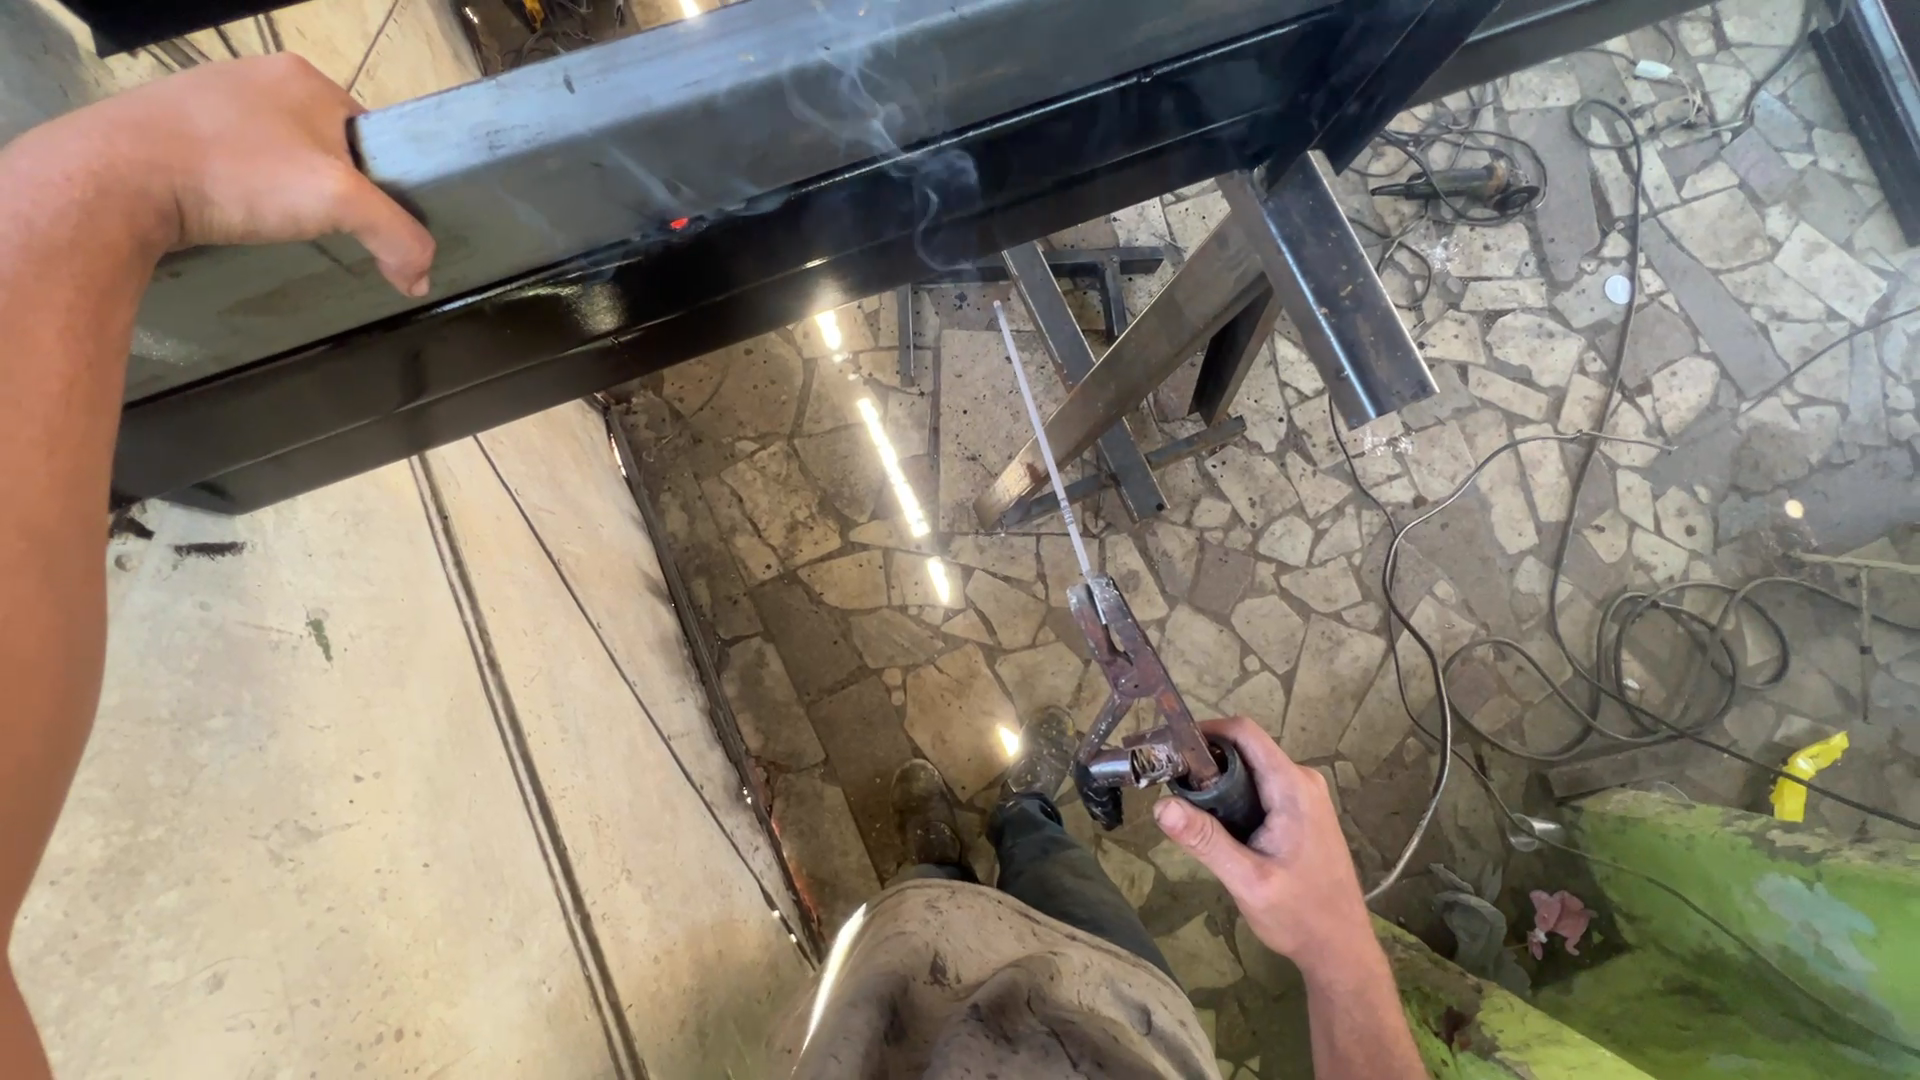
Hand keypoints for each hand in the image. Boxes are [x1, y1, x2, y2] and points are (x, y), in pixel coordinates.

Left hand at [42, 54, 433, 294]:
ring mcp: (216, 98)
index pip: (376, 138)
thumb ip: (401, 239)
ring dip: (300, 194)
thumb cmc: (240, 174)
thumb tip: (421, 280)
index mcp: (307, 77)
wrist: (116, 179)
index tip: (378, 217)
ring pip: (291, 157)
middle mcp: (261, 76)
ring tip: (288, 222)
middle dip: (343, 191)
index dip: (388, 183)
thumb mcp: (344, 204)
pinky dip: (258, 192)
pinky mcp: (181, 125)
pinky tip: (248, 210)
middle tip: (336, 226)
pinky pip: (247, 162)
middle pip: (337, 150)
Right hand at [1153, 717, 1372, 974]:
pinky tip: (1214, 821)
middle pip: (1243, 747)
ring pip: (1249, 767)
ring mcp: (1303, 795)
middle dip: (1205, 759)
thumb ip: (1205, 841)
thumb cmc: (1300, 916)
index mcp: (1292, 787)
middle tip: (1171, 784)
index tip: (1171, 751)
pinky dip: (1231, 793)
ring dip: (1217, 778)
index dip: (1204, 731)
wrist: (1341, 951)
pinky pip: (1258, 784)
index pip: (1244, 732)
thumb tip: (1160, 805)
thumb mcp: (1247, 881)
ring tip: (1187, 805)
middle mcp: (1301, 780)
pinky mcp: (1300, 810)